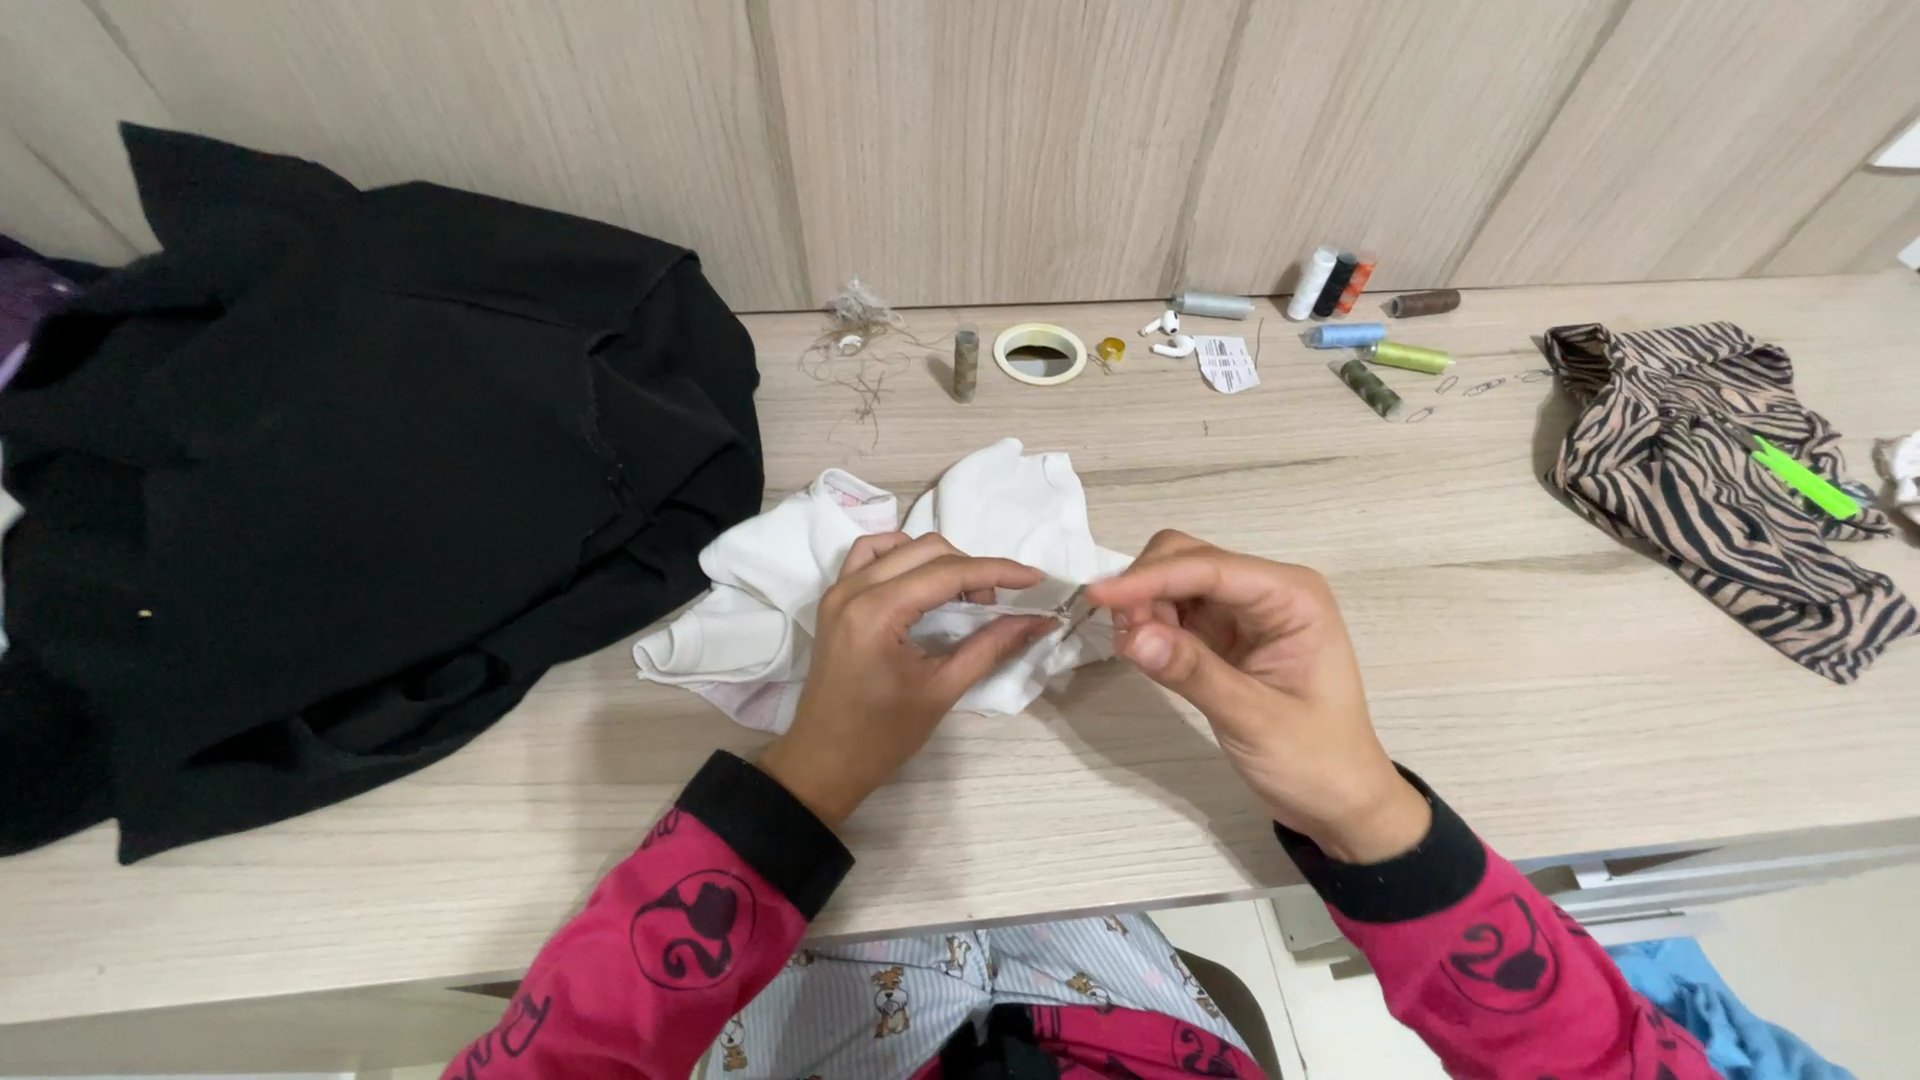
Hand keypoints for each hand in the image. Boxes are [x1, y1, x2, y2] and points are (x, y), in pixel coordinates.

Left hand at [757, 532, 1056, 827]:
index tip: (1035, 579)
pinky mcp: (834, 599)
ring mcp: (838, 590)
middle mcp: (853, 589)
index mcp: (877, 612)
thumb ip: (992, 647)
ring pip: (900, 546)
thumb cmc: (882, 736)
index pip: (949, 573)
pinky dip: (901, 557)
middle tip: (992, 609)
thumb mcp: (942, 690)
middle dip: (971, 571)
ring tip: (959, 597)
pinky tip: (921, 581)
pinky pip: (869, 555)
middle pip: (927, 551)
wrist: (822, 763)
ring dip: (938, 561)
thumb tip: (1038, 621)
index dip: (998, 571)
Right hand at [1086, 530, 1429, 863]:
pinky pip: (1171, 610)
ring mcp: (1240, 611)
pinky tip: (1143, 651)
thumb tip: (1132, 637)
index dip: (1150, 578)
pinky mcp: (1219, 634)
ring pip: (1172, 580)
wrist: (1338, 801)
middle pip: (1186, 558)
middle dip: (1146, 586)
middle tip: (1124, 636)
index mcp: (1291, 597)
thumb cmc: (1315, 761)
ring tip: (1137, 651)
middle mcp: (1265, 591)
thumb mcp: (1256, 721)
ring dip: (1143, 604)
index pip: (1210, 568)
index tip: (1096, 595)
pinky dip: (1148, 622)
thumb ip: (1195, 674)